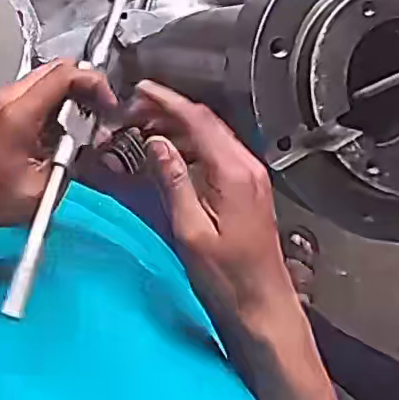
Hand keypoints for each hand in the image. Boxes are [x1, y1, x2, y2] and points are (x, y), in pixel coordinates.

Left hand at [0, 59, 117, 231]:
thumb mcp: (46, 185)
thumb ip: (75, 155)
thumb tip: (97, 135)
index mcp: (18, 113)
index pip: (64, 74)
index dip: (93, 82)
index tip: (108, 103)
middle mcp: (8, 96)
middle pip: (57, 67)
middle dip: (86, 84)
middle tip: (101, 109)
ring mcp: (3, 98)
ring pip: (47, 74)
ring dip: (72, 90)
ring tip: (85, 119)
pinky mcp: (2, 105)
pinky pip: (37, 88)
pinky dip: (57, 98)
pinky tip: (64, 124)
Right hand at [130, 81, 297, 330]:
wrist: (264, 308)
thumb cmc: (231, 280)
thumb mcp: (190, 231)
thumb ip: (172, 180)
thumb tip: (156, 144)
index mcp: (233, 173)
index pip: (197, 120)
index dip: (166, 100)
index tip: (142, 91)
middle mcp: (246, 168)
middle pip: (204, 121)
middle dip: (167, 109)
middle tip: (135, 108)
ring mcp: (249, 177)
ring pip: (209, 134)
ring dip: (176, 125)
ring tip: (144, 126)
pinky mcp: (246, 188)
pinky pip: (214, 150)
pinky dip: (188, 142)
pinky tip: (169, 151)